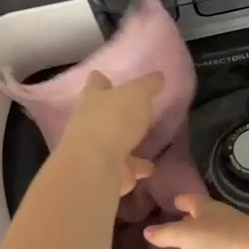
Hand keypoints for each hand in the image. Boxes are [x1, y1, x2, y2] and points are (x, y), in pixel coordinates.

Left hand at [56, 72, 161, 195]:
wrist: (96, 166)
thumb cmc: (113, 120)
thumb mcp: (137, 94)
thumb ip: (148, 86)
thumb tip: (158, 76)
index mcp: (94, 98)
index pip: (96, 84)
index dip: (101, 80)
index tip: (104, 76)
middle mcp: (90, 122)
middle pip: (101, 113)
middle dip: (114, 112)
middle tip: (132, 109)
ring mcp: (97, 150)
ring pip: (114, 143)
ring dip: (127, 143)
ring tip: (144, 141)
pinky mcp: (107, 172)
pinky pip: (125, 167)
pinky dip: (136, 168)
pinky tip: (149, 168)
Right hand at [143, 194, 248, 248]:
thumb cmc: (222, 241)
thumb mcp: (188, 236)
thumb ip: (167, 234)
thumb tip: (146, 230)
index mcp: (211, 211)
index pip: (194, 200)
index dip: (183, 200)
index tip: (174, 200)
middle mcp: (226, 224)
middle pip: (207, 221)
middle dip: (193, 224)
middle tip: (177, 229)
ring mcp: (238, 246)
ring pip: (218, 246)